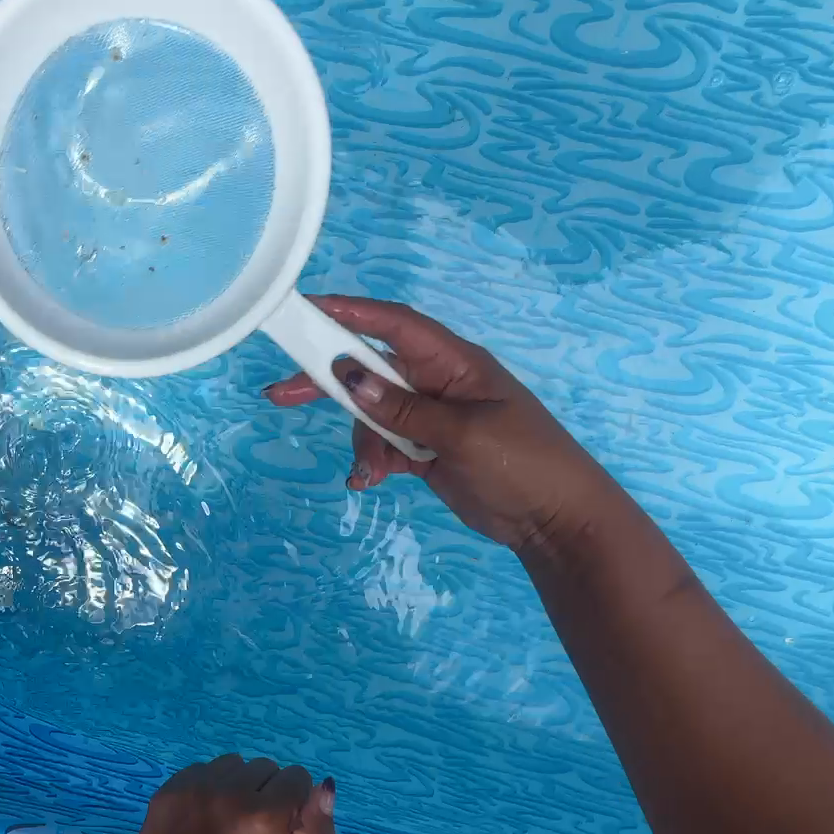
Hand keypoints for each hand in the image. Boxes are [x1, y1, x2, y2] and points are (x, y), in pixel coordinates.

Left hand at [130, 755, 336, 833]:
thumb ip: (317, 833)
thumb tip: (325, 785)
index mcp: (264, 815)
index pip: (297, 778)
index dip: (294, 803)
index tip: (281, 828)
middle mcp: (228, 792)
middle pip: (264, 767)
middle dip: (266, 792)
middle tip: (253, 828)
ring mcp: (193, 789)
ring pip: (232, 764)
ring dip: (237, 784)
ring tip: (228, 820)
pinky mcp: (168, 790)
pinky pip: (200, 770)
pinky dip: (208, 786)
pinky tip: (203, 817)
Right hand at [264, 295, 621, 552]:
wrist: (553, 521)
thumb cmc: (523, 464)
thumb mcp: (461, 435)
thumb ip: (403, 408)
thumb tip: (349, 377)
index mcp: (454, 363)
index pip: (395, 326)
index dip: (350, 314)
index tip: (307, 312)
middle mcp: (436, 382)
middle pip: (370, 370)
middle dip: (328, 382)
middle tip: (279, 394)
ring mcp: (429, 417)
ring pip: (371, 415)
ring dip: (363, 442)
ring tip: (371, 473)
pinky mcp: (424, 448)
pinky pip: (383, 445)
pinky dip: (372, 461)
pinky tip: (369, 481)